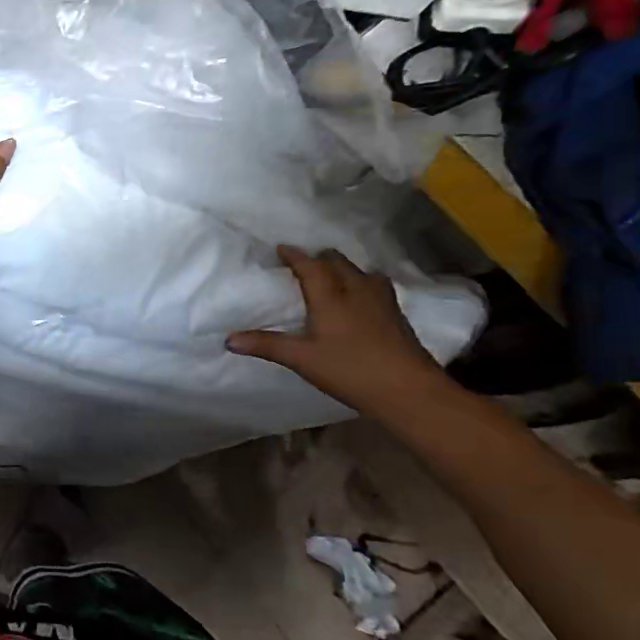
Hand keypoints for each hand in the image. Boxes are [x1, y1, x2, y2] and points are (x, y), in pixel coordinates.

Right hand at [228, 245, 454, 417]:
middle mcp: (358, 294)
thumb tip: (228, 340)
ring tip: (336, 274)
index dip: (296, 256)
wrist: (411, 391)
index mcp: (332, 299)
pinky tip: (362, 296)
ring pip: (365, 274)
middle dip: (322, 259)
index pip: (312, 268)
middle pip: (341, 265)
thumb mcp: (301, 359)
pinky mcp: (398, 319)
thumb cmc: (350, 369)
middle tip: (306, 261)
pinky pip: (379, 288)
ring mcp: (383, 305)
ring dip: (348, 269)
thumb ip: (265, 345)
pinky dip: (366, 283)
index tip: (282, 248)